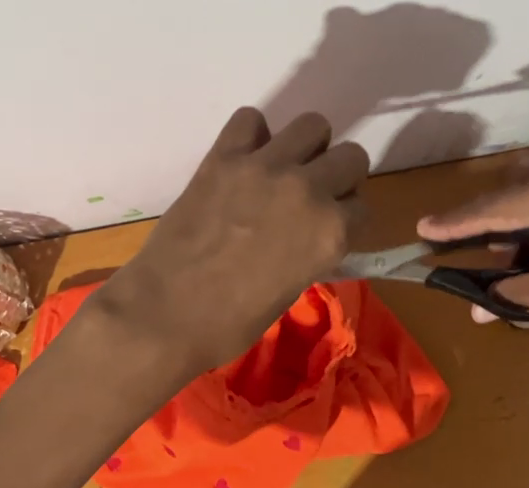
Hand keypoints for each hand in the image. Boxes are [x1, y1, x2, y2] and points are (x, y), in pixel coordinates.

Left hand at [101, 108, 369, 373]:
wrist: (166, 314)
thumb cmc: (229, 325)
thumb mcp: (287, 294)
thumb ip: (309, 255)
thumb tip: (308, 238)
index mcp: (330, 234)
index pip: (361, 209)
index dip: (345, 220)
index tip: (327, 231)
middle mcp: (308, 191)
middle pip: (350, 158)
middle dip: (337, 178)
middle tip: (311, 199)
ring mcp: (265, 167)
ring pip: (313, 126)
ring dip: (305, 147)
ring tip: (283, 172)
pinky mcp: (224, 157)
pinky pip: (251, 120)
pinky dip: (253, 136)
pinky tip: (244, 163)